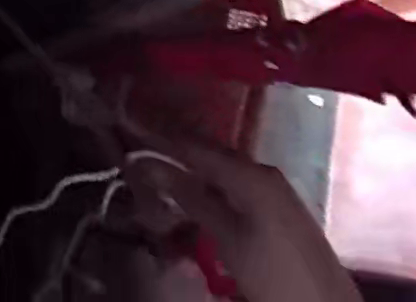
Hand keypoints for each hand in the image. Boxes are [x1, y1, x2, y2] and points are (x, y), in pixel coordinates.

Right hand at [151, 144, 361, 301]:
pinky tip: (200, 207)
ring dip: (195, 178)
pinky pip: (237, 189)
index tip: (135, 135)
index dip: (165, 140)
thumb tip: (153, 167)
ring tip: (165, 186)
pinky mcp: (280, 210)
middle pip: (211, 156)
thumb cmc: (277, 279)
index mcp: (250, 173)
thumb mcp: (229, 241)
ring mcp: (274, 190)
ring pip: (223, 173)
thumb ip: (193, 199)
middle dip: (178, 158)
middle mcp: (262, 172)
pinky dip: (214, 193)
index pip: (197, 146)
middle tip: (144, 163)